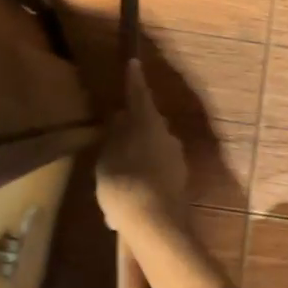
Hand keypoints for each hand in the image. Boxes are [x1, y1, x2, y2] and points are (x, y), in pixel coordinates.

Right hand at [96, 61, 187, 233]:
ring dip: (135, 162)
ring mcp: (176, 159)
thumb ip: (114, 136)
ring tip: (114, 186)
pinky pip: (156, 175)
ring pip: (151, 153)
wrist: (156, 225)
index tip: (134, 62)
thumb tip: (121, 117)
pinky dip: (142, 182)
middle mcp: (166, 135)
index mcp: (147, 123)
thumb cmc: (124, 184)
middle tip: (113, 146)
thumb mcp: (108, 159)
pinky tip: (124, 207)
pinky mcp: (180, 182)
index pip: (139, 94)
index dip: (134, 79)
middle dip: (132, 132)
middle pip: (147, 125)